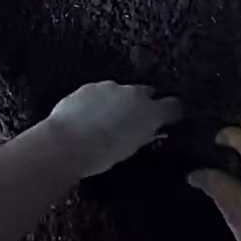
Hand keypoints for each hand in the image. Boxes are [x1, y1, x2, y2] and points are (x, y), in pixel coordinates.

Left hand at [44, 82, 183, 177]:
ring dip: (120, 101)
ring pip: (122, 91)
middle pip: (147, 92)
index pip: (174, 106)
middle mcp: (133, 93)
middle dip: (146, 102)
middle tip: (138, 118)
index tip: (173, 117)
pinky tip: (91, 116)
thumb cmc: (102, 154)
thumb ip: (145, 134)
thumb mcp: (131, 148)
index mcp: (150, 111)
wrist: (66, 143)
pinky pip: (100, 92)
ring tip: (109, 120)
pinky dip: (100, 101)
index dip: (174, 111)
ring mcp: (110, 87)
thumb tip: (152, 128)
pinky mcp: (89, 86)